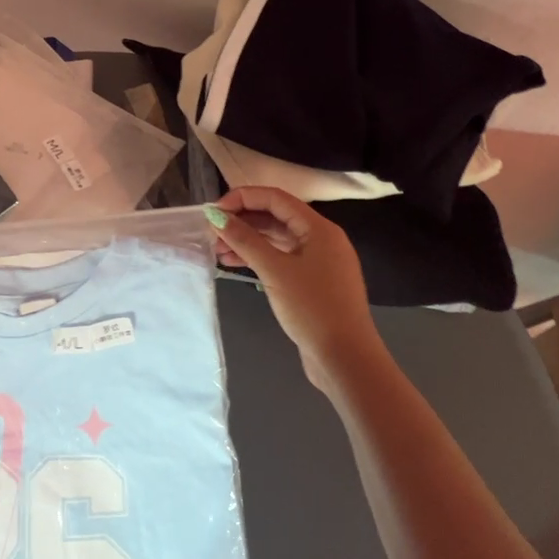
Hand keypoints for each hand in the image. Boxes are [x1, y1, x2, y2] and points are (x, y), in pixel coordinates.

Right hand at [211, 186, 380, 388]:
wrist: (346, 360)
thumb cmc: (312, 308)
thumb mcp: (274, 270)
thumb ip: (244, 239)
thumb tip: (215, 215)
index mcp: (319, 228)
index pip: (275, 198)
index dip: (242, 198)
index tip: (214, 212)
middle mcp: (321, 239)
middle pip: (275, 217)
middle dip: (242, 222)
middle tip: (212, 234)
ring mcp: (318, 262)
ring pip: (276, 239)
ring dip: (247, 241)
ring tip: (218, 252)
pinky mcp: (312, 282)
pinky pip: (281, 259)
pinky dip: (258, 259)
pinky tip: (234, 265)